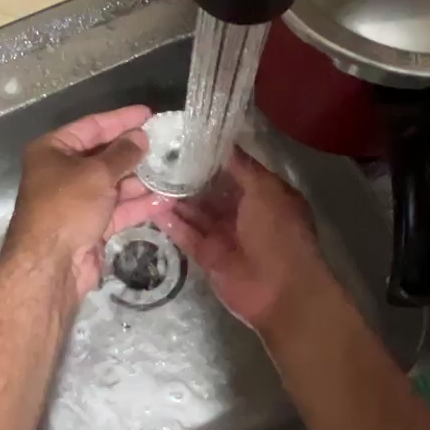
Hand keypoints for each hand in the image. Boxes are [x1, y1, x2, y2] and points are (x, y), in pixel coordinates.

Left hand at [1, 105, 171, 301]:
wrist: (51, 265)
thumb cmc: (67, 207)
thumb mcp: (96, 174)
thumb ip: (122, 154)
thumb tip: (140, 138)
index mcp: (52, 151)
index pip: (91, 127)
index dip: (120, 120)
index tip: (148, 114)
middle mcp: (62, 174)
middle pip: (103, 157)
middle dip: (133, 153)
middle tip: (166, 144)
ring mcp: (76, 203)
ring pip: (113, 186)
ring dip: (141, 180)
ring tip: (172, 170)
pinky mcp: (90, 227)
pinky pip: (117, 210)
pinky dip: (138, 205)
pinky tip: (165, 199)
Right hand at [158, 150, 337, 332]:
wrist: (280, 291)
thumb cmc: (279, 233)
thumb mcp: (266, 190)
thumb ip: (243, 167)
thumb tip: (224, 145)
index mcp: (265, 195)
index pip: (236, 170)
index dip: (214, 156)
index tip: (187, 139)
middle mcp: (245, 214)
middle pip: (212, 192)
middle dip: (190, 177)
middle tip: (159, 157)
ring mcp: (226, 237)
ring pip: (197, 214)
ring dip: (177, 200)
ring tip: (149, 178)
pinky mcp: (209, 257)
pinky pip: (188, 237)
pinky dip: (172, 225)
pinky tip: (152, 208)